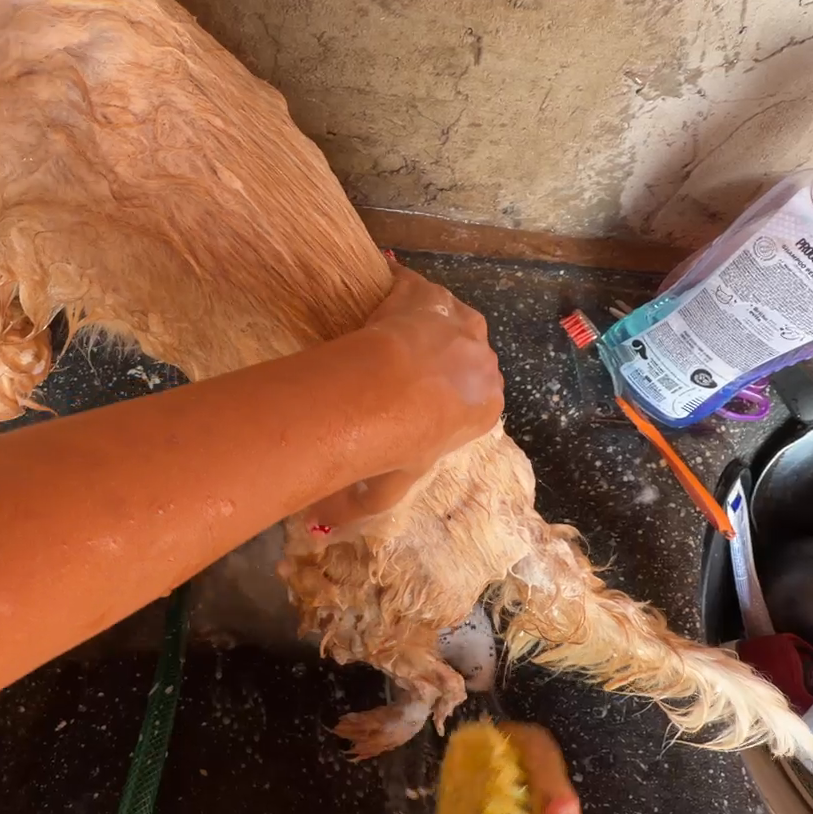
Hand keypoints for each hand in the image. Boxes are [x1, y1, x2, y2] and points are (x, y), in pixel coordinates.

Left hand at [305, 265, 502, 528]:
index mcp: (487, 408)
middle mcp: (484, 363)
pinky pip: (415, 284)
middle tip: (405, 366)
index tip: (421, 400)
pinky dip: (398, 285)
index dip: (449, 398)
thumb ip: (363, 505)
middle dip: (443, 358)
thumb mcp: (386, 487)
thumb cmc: (397, 446)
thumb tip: (325, 529)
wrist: (385, 397)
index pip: (478, 400)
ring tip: (395, 327)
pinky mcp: (430, 297)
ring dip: (429, 320)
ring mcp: (459, 325)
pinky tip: (377, 288)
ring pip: (450, 316)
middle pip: (468, 355)